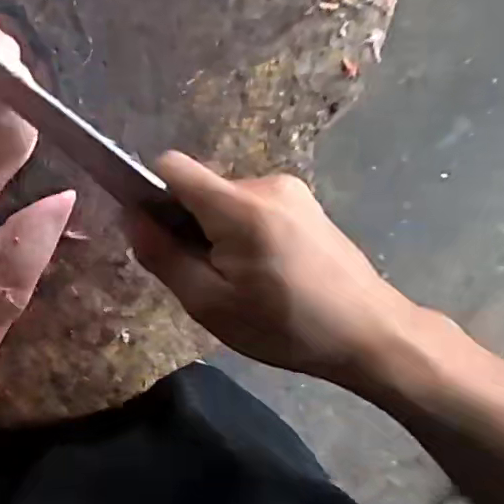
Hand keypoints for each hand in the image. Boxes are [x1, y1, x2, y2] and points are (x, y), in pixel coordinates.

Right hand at [125, 151, 427, 387]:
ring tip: (232, 277)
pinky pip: (244, 206)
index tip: (153, 231)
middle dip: (182, 223)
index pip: (171, 167)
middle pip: (195, 188)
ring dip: (209, 231)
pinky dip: (234, 232)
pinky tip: (257, 270)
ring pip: (218, 200)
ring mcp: (289, 191)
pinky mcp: (303, 203)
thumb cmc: (284, 325)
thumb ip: (161, 255)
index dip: (148, 192)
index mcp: (239, 207)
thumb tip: (130, 217)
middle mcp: (265, 184)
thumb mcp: (207, 302)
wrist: (374, 336)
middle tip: (200, 274)